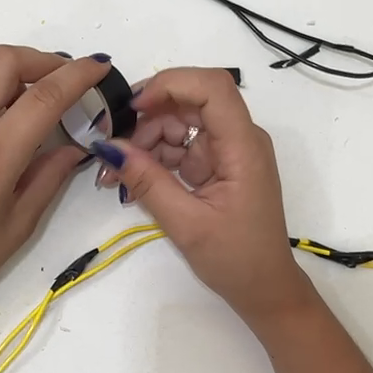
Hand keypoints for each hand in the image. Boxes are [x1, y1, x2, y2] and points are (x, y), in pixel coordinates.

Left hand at [0, 46, 110, 331]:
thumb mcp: (19, 224)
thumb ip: (50, 175)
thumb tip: (75, 145)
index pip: (44, 96)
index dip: (78, 74)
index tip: (98, 67)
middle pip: (5, 60)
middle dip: (42, 60)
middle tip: (62, 81)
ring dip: (8, 71)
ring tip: (27, 98)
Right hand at [94, 68, 312, 325]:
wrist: (264, 288)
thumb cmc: (236, 258)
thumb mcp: (186, 223)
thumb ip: (147, 182)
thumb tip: (108, 147)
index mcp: (243, 146)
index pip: (212, 88)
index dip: (171, 84)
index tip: (134, 107)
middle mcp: (238, 138)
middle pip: (190, 101)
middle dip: (147, 118)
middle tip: (112, 149)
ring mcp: (226, 150)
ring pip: (179, 122)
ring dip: (144, 140)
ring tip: (115, 174)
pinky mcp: (215, 164)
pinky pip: (180, 145)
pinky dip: (153, 157)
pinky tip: (131, 178)